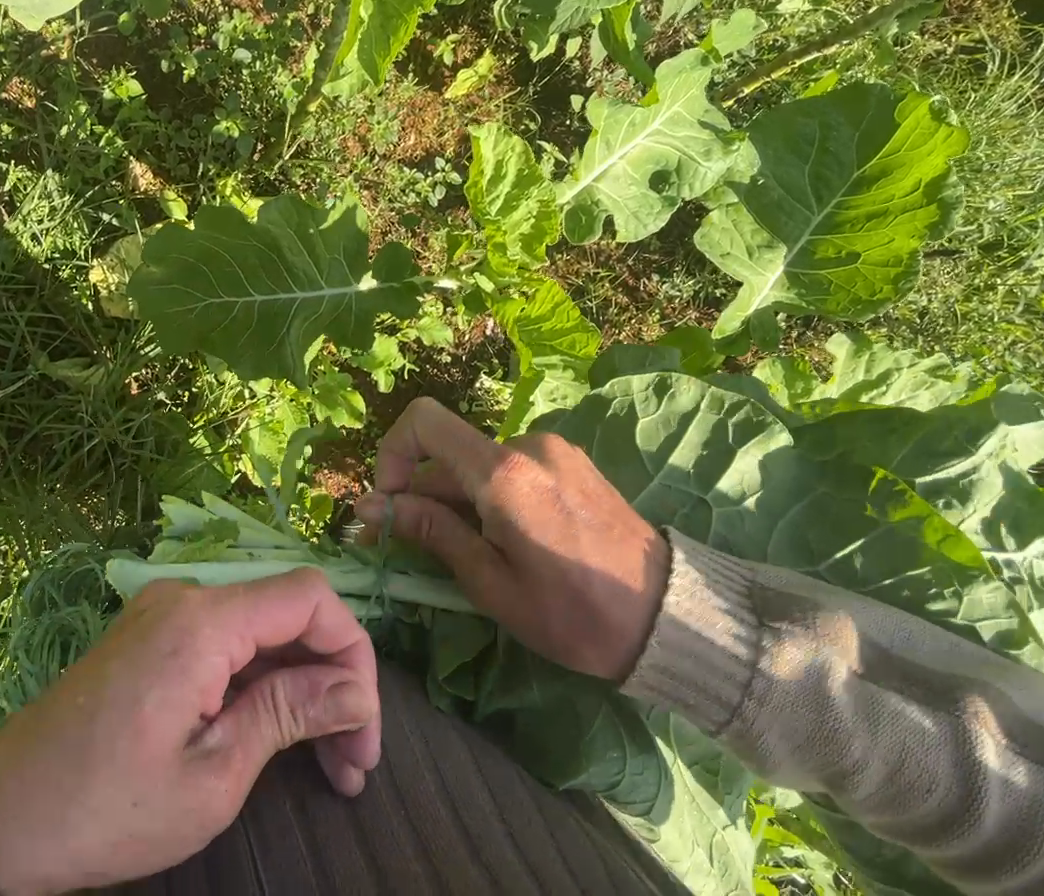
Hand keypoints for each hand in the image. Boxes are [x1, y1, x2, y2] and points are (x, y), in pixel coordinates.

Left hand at [0, 569, 380, 895]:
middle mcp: (184, 598)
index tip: (363, 728)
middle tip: (353, 764)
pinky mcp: (152, 638)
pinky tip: (277, 736)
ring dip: (301, 689)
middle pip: (288, 614)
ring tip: (328, 766)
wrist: (5, 815)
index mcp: (200, 620)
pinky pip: (226, 645)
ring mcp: (163, 615)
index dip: (352, 652)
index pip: (310, 597)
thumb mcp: (214, 772)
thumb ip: (289, 713)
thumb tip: (355, 689)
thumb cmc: (110, 806)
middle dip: (332, 680)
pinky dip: (260, 685)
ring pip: (261, 633)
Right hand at [354, 397, 668, 680]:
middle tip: (406, 551)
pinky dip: (487, 498)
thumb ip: (430, 533)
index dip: (391, 455)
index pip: (422, 422)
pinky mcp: (571, 463)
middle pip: (447, 456)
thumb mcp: (491, 584)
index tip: (390, 506)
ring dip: (455, 503)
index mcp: (504, 473)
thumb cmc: (575, 615)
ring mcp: (553, 451)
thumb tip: (370, 506)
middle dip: (419, 498)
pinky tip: (504, 542)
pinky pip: (509, 470)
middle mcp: (527, 445)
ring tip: (468, 557)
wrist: (673, 621)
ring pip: (476, 466)